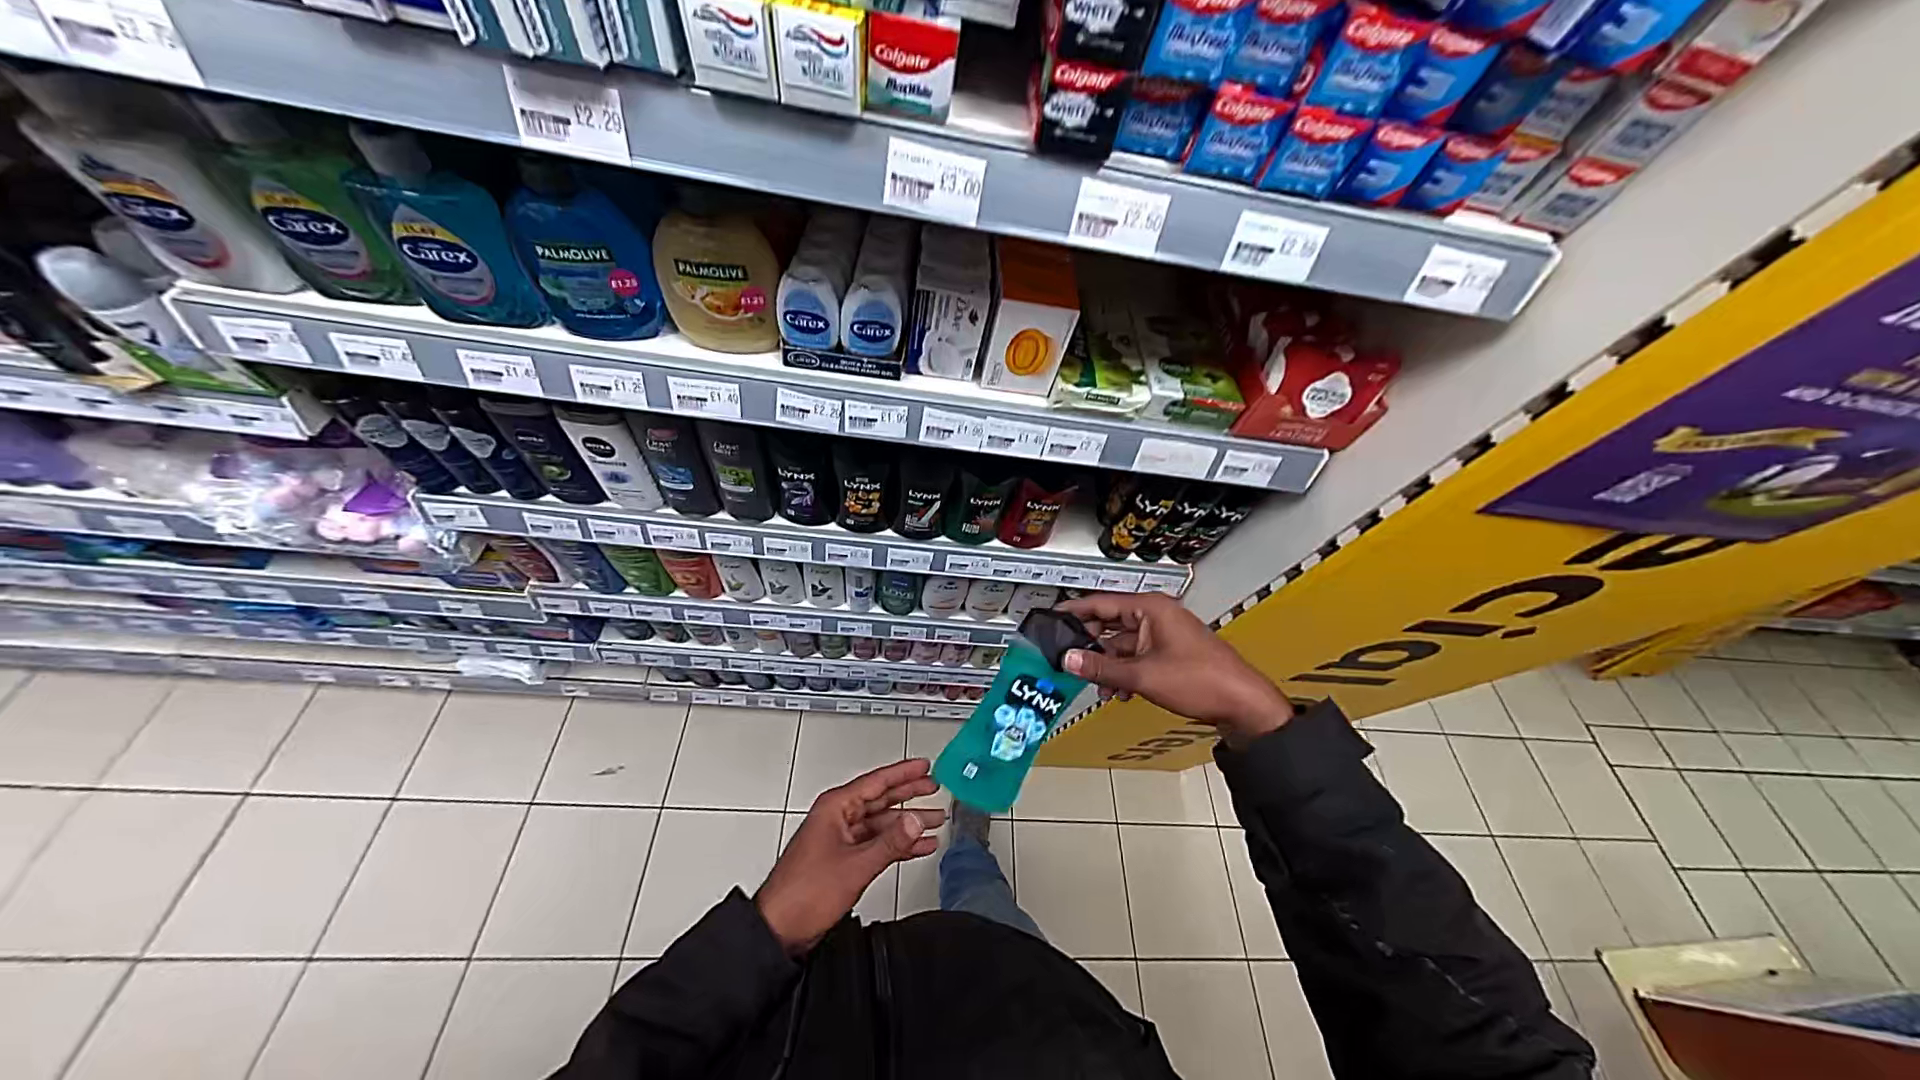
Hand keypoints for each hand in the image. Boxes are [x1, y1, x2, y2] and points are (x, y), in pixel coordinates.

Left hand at [755, 758, 946, 955]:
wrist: (780, 928)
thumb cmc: (801, 893)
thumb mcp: (855, 865)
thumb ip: (890, 842)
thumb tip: (915, 821)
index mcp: (835, 808)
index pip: (876, 781)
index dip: (903, 773)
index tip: (923, 766)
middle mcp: (838, 818)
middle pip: (881, 799)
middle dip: (909, 794)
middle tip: (933, 786)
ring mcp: (841, 838)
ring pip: (882, 823)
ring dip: (908, 823)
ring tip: (933, 820)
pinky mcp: (844, 858)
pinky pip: (877, 843)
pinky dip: (898, 844)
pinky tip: (917, 846)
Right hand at [1056, 592, 1291, 746]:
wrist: (1243, 706)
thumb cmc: (1204, 681)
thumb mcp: (1141, 675)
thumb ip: (1100, 667)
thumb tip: (1070, 658)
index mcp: (1152, 608)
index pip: (1101, 602)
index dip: (1074, 611)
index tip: (1053, 617)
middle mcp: (1158, 616)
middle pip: (1110, 624)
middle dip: (1090, 644)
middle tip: (1067, 655)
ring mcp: (1165, 636)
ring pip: (1122, 645)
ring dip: (1108, 664)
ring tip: (1097, 684)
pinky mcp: (1171, 654)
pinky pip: (1137, 657)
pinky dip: (1125, 672)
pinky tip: (1119, 691)